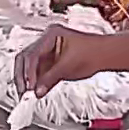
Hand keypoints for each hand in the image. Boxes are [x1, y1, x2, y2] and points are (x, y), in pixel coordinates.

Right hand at [14, 24, 128, 95]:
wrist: (106, 54)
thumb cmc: (93, 53)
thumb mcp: (68, 67)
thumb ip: (49, 79)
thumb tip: (36, 91)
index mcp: (50, 35)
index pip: (32, 55)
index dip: (28, 73)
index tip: (29, 87)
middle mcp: (46, 41)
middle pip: (25, 59)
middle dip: (22, 76)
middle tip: (22, 91)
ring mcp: (47, 51)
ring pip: (29, 66)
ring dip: (27, 80)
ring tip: (27, 94)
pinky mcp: (50, 61)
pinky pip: (37, 72)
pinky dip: (35, 82)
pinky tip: (35, 91)